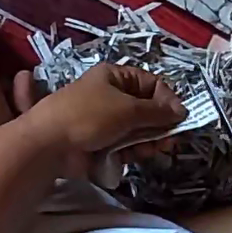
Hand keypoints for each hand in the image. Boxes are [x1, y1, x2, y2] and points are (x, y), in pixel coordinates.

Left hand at [15, 65, 184, 176]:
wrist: (49, 144)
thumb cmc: (88, 116)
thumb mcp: (127, 109)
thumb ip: (157, 111)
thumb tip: (181, 111)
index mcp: (114, 77)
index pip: (151, 83)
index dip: (167, 99)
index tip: (179, 117)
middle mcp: (110, 96)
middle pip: (146, 108)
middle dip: (160, 123)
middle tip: (171, 139)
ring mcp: (104, 121)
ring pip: (138, 129)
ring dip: (149, 139)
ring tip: (156, 149)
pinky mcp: (100, 143)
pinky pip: (125, 145)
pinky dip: (134, 150)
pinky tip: (139, 156)